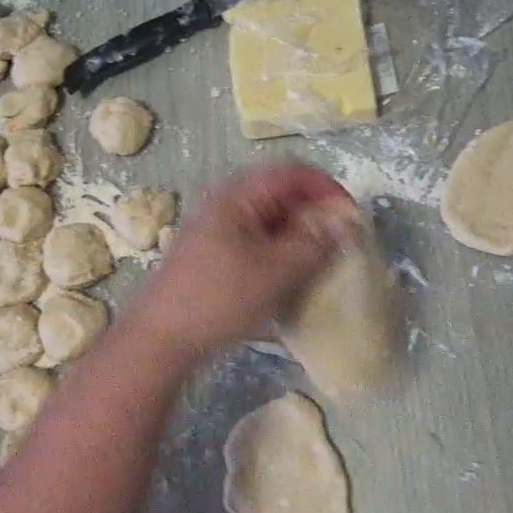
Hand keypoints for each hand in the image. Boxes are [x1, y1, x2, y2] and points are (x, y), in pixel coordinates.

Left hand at [128, 162, 355, 359]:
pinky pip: (257, 244)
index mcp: (237, 195)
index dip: (327, 188)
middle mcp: (226, 205)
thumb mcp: (275, 271)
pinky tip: (292, 281)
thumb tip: (344, 219)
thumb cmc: (218, 299)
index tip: (352, 218)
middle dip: (316, 216)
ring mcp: (218, 231)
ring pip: (271, 222)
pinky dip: (280, 255)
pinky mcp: (215, 257)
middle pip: (282, 195)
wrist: (161, 339)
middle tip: (341, 244)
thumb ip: (314, 242)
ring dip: (299, 239)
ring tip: (322, 265)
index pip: (292, 172)